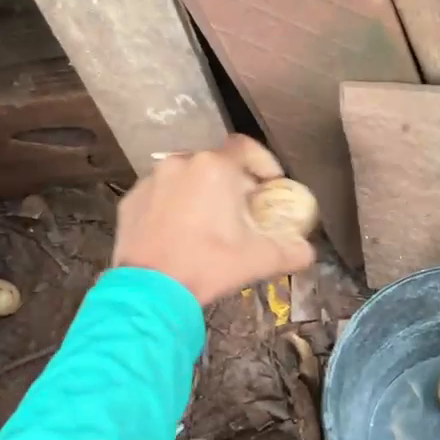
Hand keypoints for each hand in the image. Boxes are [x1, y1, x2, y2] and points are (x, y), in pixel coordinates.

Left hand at [112, 135, 315, 303]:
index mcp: (216, 168)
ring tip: (208, 225)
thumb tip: (308, 251)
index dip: (263, 162)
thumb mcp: (260, 259)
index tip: (269, 185)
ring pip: (186, 178)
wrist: (150, 291)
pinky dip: (173, 206)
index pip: (247, 148)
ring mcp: (151, 179)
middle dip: (232, 184)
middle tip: (242, 212)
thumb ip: (292, 251)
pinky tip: (179, 234)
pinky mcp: (130, 199)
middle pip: (216, 164)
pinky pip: (160, 194)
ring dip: (201, 194)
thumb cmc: (208, 265)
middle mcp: (182, 163)